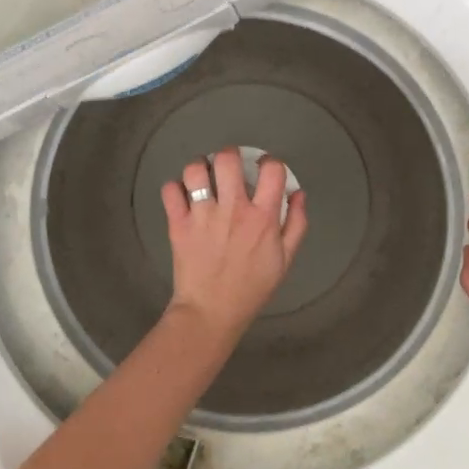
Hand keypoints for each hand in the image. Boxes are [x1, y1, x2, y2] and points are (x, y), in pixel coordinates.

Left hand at [160, 147, 309, 338]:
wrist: (211, 312)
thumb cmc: (252, 288)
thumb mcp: (285, 260)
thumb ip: (296, 224)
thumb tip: (298, 192)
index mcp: (262, 218)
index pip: (272, 170)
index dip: (271, 163)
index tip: (265, 169)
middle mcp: (232, 210)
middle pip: (227, 160)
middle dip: (229, 155)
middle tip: (228, 167)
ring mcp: (202, 216)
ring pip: (195, 170)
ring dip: (199, 169)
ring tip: (202, 178)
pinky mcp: (178, 224)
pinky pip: (170, 190)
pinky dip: (174, 188)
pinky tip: (182, 197)